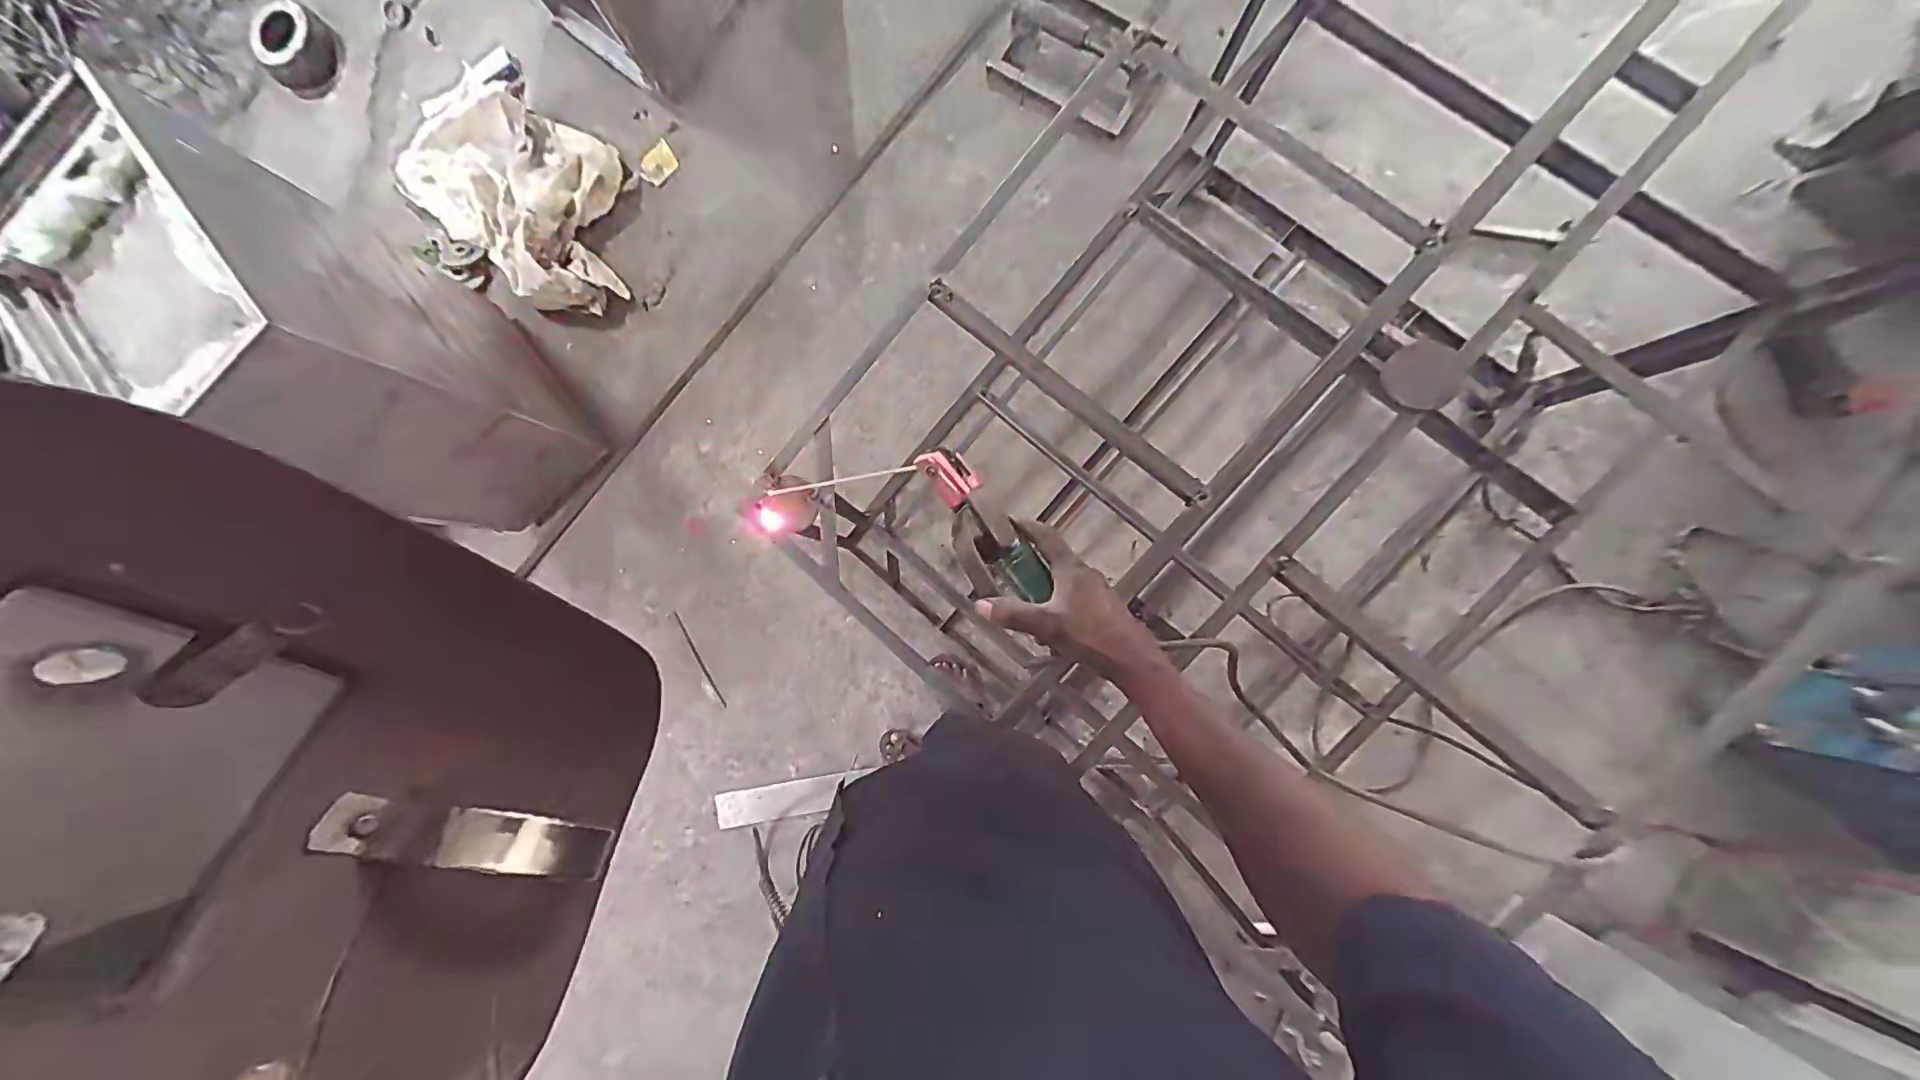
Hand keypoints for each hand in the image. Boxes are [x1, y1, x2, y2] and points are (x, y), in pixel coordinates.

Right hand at [975, 520, 1169, 686]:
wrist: (1131, 659)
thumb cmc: (1090, 634)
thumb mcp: (1046, 625)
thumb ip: (1014, 614)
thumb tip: (980, 604)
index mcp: (1071, 569)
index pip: (1047, 537)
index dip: (1028, 527)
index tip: (1010, 523)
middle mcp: (1085, 573)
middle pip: (1055, 559)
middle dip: (1032, 563)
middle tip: (1010, 569)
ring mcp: (1098, 590)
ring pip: (1064, 580)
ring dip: (1045, 587)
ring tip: (1028, 604)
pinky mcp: (1104, 608)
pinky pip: (1074, 597)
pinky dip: (1058, 603)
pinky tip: (1052, 626)